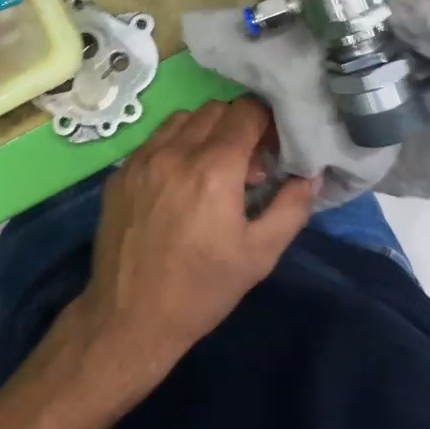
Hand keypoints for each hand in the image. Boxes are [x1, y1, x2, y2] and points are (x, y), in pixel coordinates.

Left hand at [68, 98, 315, 388]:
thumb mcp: (259, 255)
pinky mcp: (119, 174)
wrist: (130, 318)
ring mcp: (140, 160)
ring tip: (211, 172)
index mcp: (213, 170)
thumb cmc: (202, 290)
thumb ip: (291, 208)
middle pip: (214, 110)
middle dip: (237, 126)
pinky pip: (153, 141)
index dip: (266, 122)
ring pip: (181, 119)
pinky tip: (179, 184)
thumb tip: (310, 175)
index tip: (272, 148)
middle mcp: (173, 153)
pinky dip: (174, 147)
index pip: (245, 112)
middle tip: (246, 166)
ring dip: (204, 132)